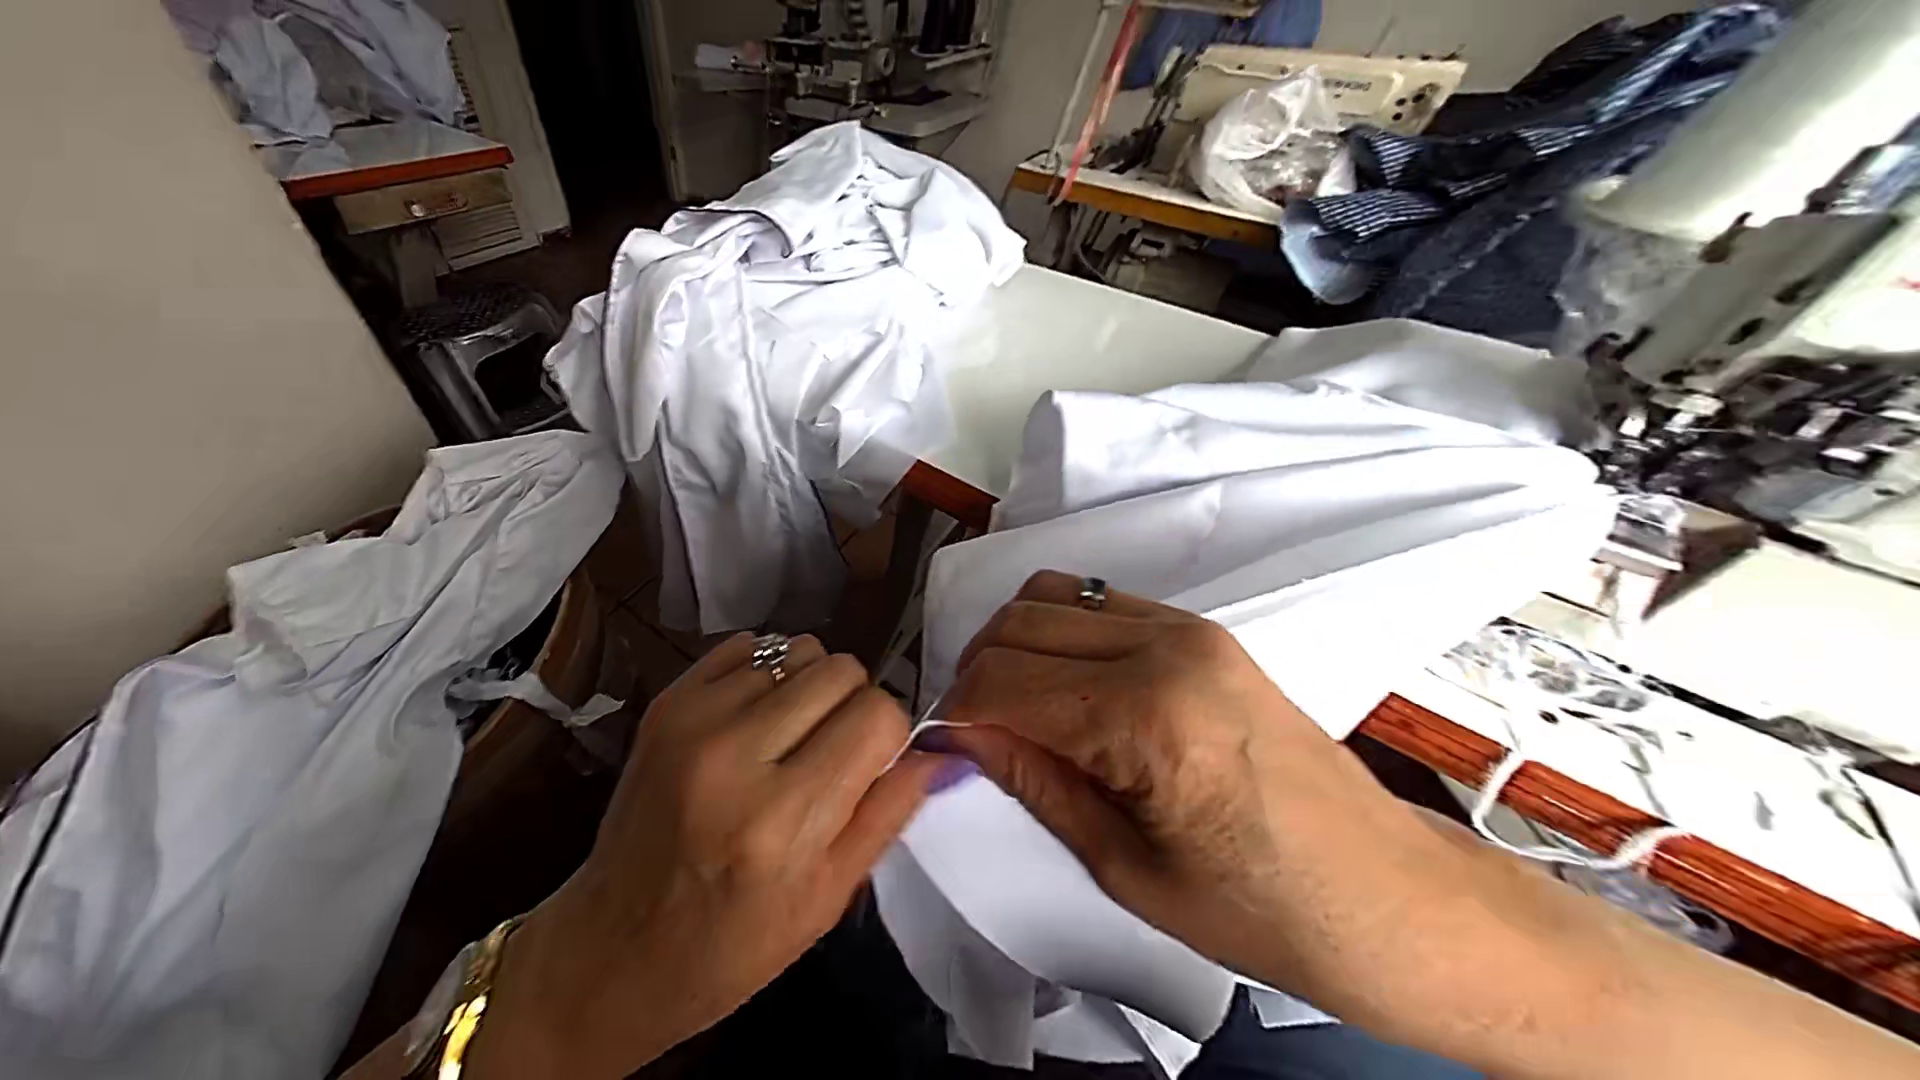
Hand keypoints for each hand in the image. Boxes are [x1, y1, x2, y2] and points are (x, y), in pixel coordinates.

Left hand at [470, 633, 940, 1079]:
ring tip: (792, 734)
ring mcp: (693, 721)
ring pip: (800, 649)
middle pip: (842, 670)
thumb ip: (891, 810)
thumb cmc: (732, 943)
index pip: (878, 716)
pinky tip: (757, 717)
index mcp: (785, 820)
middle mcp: (736, 757)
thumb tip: (941, 750)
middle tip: (832, 749)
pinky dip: (768, 673)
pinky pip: (750, 645)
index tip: (873, 761)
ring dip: (811, 686)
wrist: (612, 949)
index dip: (889, 735)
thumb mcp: (829, 897)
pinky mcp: (665, 702)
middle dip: (854, 704)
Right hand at [941, 574, 1919, 1079]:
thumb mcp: (1126, 867)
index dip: (955, 710)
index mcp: (1145, 717)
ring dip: (1014, 642)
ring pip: (1054, 595)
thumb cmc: (1261, 908)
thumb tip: (966, 733)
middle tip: (971, 727)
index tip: (941, 741)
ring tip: (1012, 702)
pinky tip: (1063, 682)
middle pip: (1019, 624)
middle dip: (975, 670)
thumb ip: (1037, 781)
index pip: (1002, 682)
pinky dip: (1059, 629)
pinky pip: (1100, 601)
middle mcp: (1165, 647)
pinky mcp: (1204, 628)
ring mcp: (1189, 627)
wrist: (1389, 896)